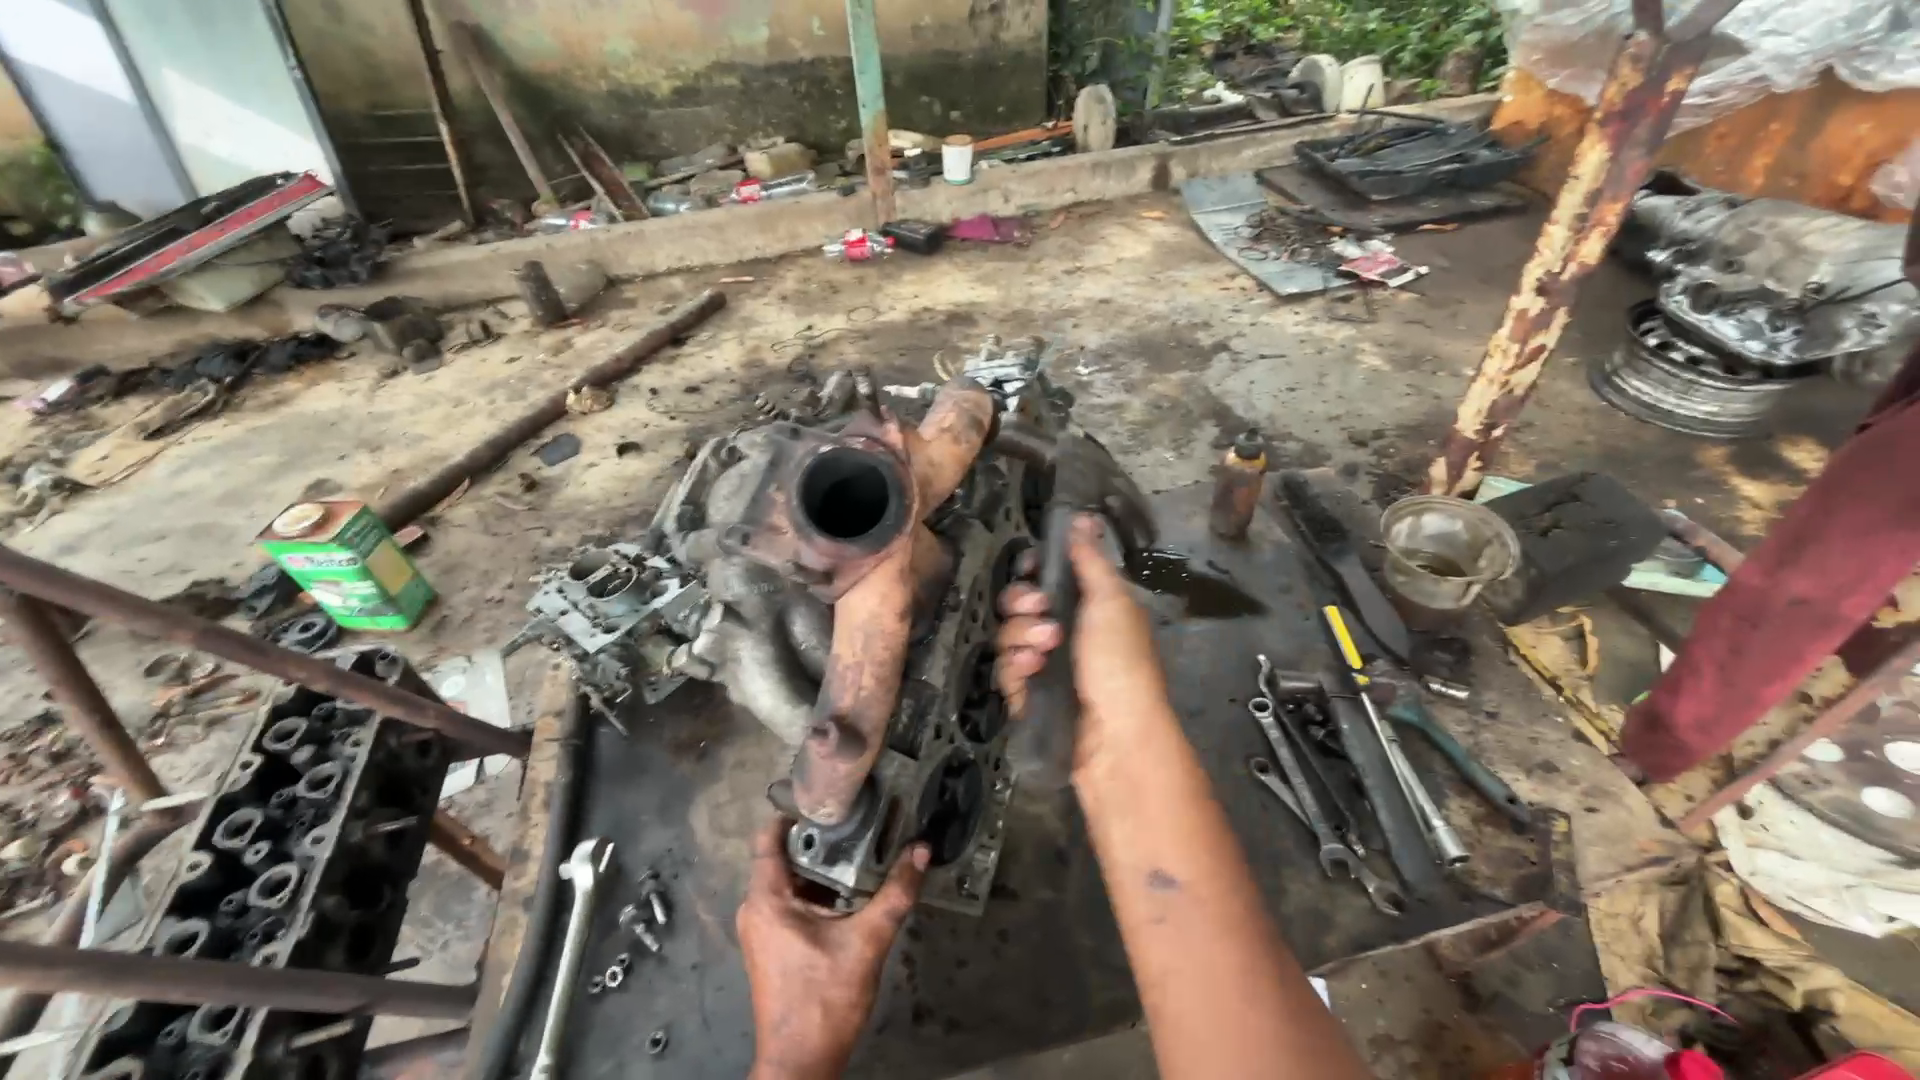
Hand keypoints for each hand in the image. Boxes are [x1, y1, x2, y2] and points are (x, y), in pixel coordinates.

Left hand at [738, 818, 928, 1079]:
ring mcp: (764, 928)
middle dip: (823, 837)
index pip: (770, 836)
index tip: (831, 795)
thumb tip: (922, 851)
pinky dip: (823, 890)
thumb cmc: (824, 999)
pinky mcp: (776, 944)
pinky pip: (796, 901)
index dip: (797, 810)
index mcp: (766, 899)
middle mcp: (757, 908)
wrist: (801, 1062)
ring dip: (826, 865)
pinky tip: (856, 886)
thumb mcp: (866, 942)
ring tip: (864, 844)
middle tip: (860, 816)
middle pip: (787, 855)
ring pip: (794, 880)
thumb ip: (894, 894)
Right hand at [994, 514, 1168, 776]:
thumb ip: (1090, 560)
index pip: (1048, 577)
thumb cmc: (1121, 662)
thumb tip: (1082, 517)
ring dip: (1023, 635)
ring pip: (1008, 634)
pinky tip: (1032, 671)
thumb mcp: (1112, 602)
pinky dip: (1015, 668)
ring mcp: (1043, 664)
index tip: (1034, 566)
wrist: (1114, 736)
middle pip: (1019, 602)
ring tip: (1045, 651)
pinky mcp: (1026, 695)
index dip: (1035, 570)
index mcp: (1088, 606)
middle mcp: (1064, 631)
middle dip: (1023, 602)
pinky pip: (1004, 670)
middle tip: (1041, 609)